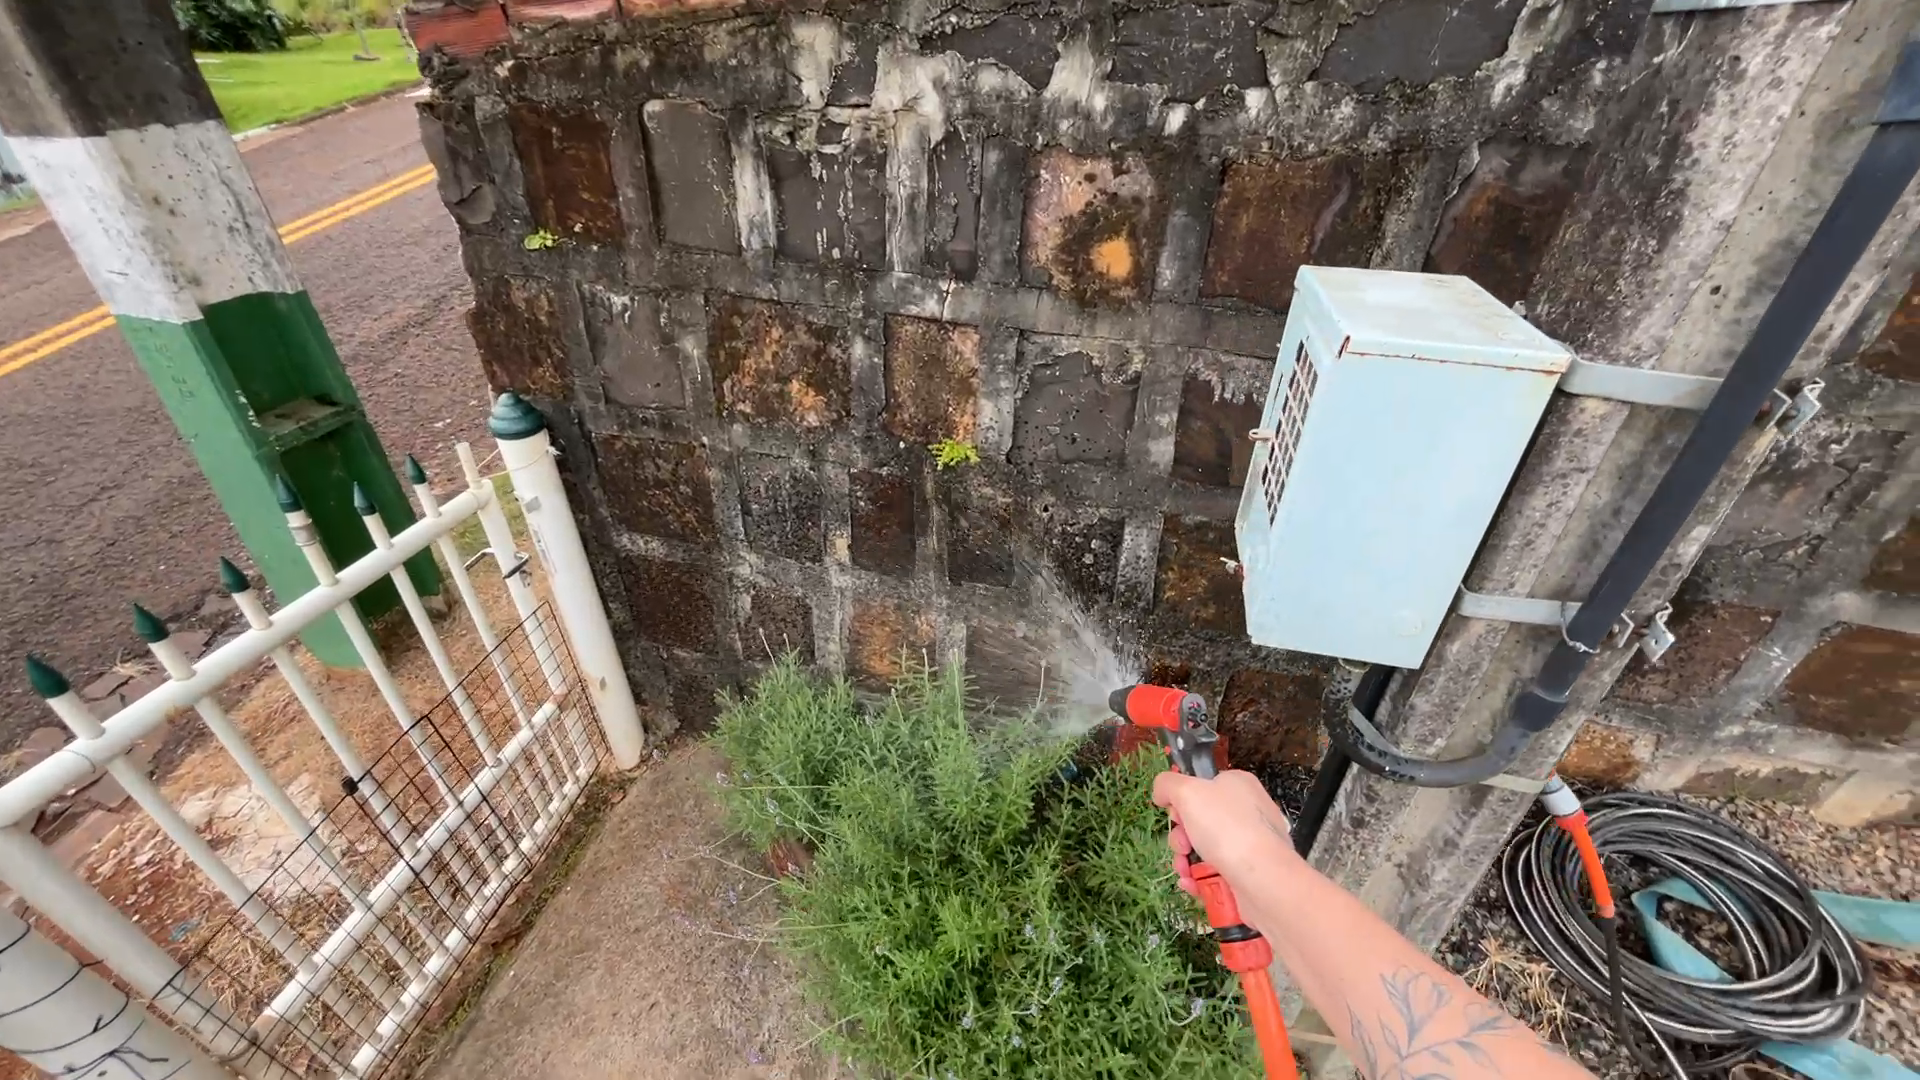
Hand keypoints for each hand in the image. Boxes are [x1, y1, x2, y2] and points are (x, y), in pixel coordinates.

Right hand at [1151, 770, 1300, 897]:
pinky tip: (1192, 884)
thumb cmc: (1226, 828)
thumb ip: (1167, 784)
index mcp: (1238, 784)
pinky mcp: (1249, 873)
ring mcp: (1250, 844)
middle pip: (1198, 820)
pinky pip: (1215, 871)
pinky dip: (1199, 878)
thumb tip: (1161, 794)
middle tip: (1182, 846)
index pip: (1201, 786)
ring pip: (1203, 848)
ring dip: (1185, 860)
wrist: (1263, 880)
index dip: (1181, 800)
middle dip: (1180, 836)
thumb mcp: (1187, 791)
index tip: (1176, 814)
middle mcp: (1247, 811)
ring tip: (1185, 870)